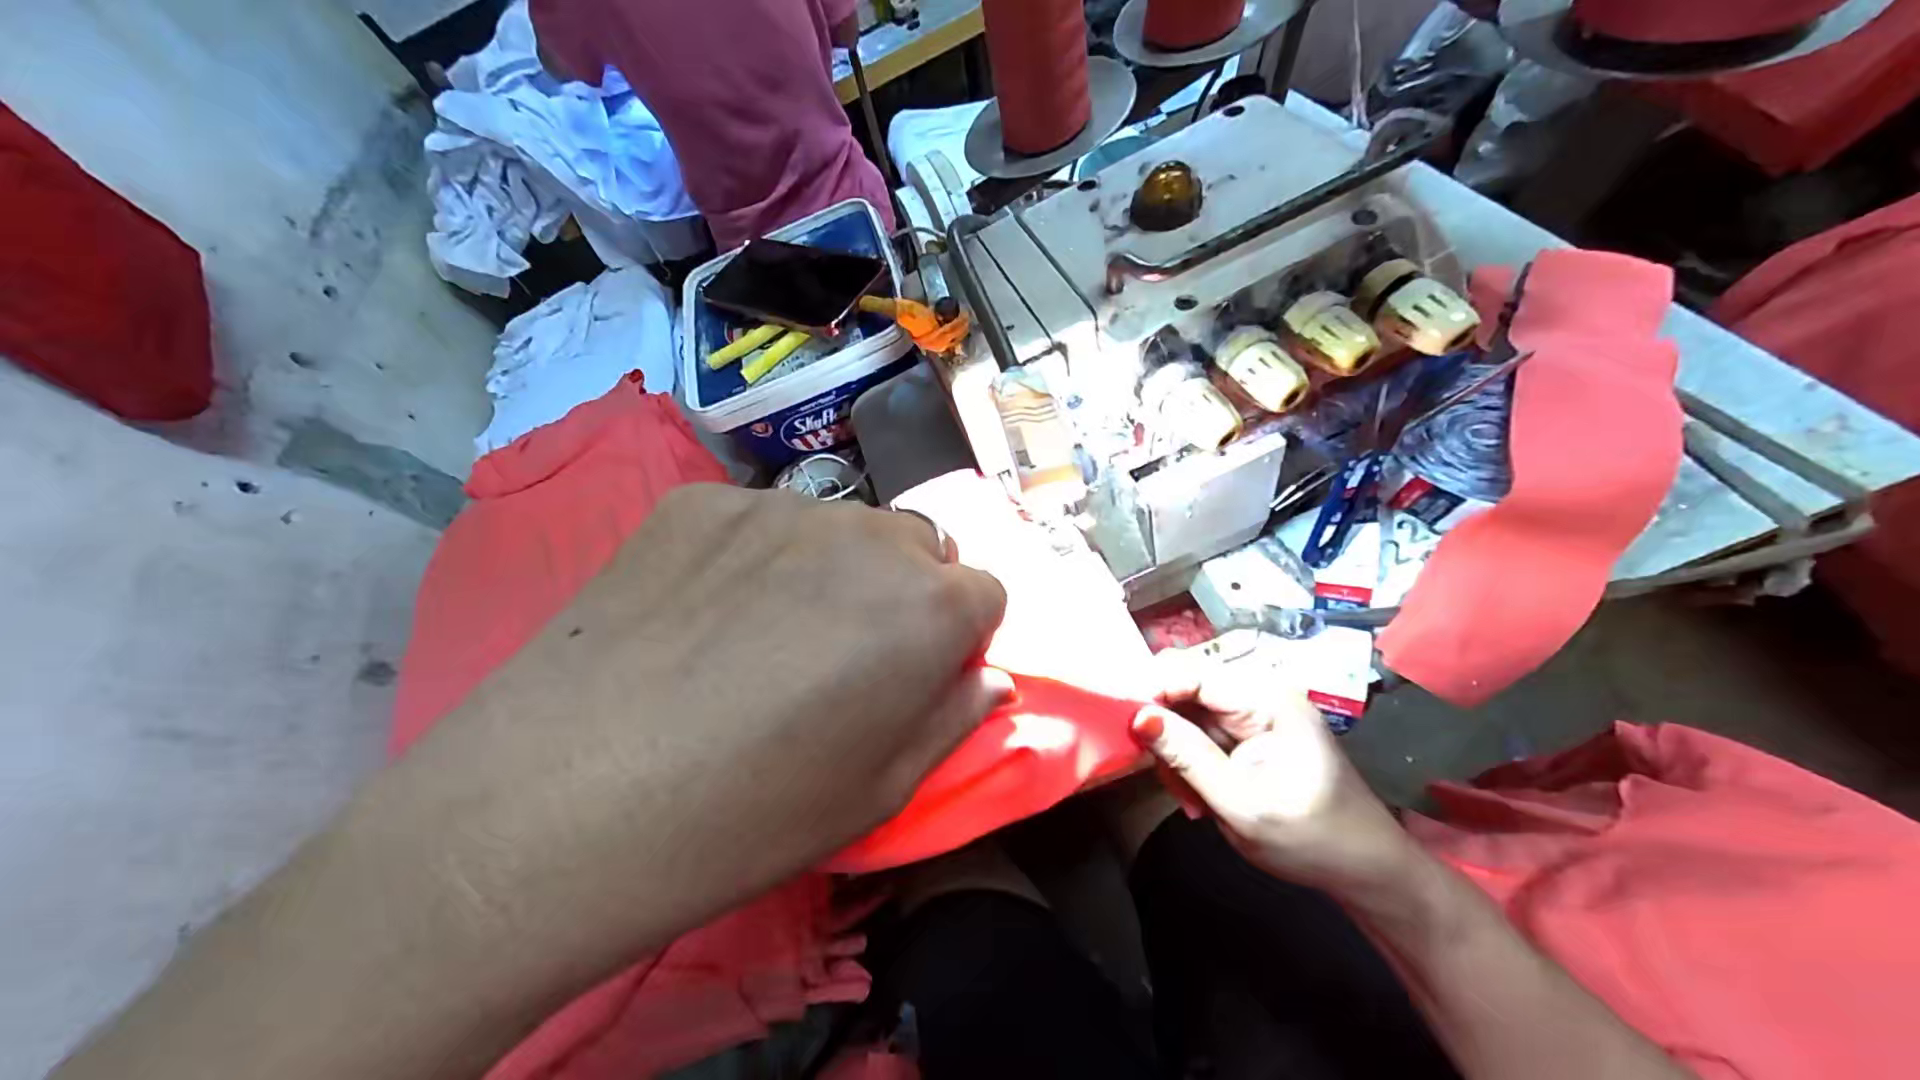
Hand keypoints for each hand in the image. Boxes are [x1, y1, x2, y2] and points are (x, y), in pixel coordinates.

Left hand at [363, 484, 1009, 964]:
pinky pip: (758, 520)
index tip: (916, 674)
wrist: (560, 802)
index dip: (957, 636)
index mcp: (926, 607)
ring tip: (762, 633)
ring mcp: (777, 507)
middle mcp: (866, 535)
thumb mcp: (878, 793)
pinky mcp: (698, 501)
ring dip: (832, 567)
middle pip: (918, 546)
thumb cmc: (746, 817)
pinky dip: (754, 554)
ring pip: (841, 527)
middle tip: (842, 653)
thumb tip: (986, 675)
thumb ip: (951, 719)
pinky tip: (700, 612)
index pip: (984, 592)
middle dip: (904, 591)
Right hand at [1131, 656, 1420, 898]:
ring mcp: (1251, 714)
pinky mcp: (1246, 734)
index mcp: (1266, 700)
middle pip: (1182, 691)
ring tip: (1192, 801)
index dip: (1152, 692)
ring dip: (1176, 756)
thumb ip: (1187, 757)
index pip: (1190, 672)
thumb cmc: (1312, 840)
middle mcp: (1256, 695)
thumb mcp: (1242, 805)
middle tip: (1168, 780)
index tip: (1127, 727)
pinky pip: (1198, 735)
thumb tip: (1137, 717)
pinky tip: (1201, 797)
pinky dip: (1189, 764)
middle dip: (1164, 733)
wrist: (1365, 870)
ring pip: (1184, 716)